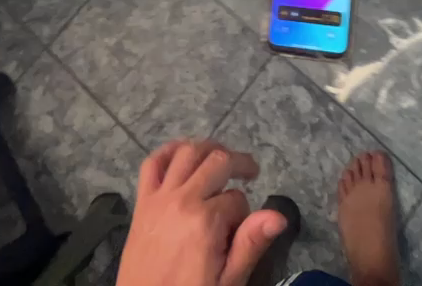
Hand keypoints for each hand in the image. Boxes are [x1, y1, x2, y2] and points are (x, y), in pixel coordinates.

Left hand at [115, 139, 287, 285]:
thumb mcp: (227, 282)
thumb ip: (250, 245)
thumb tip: (279, 216)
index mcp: (206, 222)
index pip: (237, 198)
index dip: (245, 211)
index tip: (240, 228)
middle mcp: (183, 200)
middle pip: (218, 161)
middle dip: (239, 163)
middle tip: (251, 173)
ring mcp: (160, 197)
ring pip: (188, 152)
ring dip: (209, 148)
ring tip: (223, 159)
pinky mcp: (142, 201)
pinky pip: (153, 162)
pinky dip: (169, 150)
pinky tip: (184, 153)